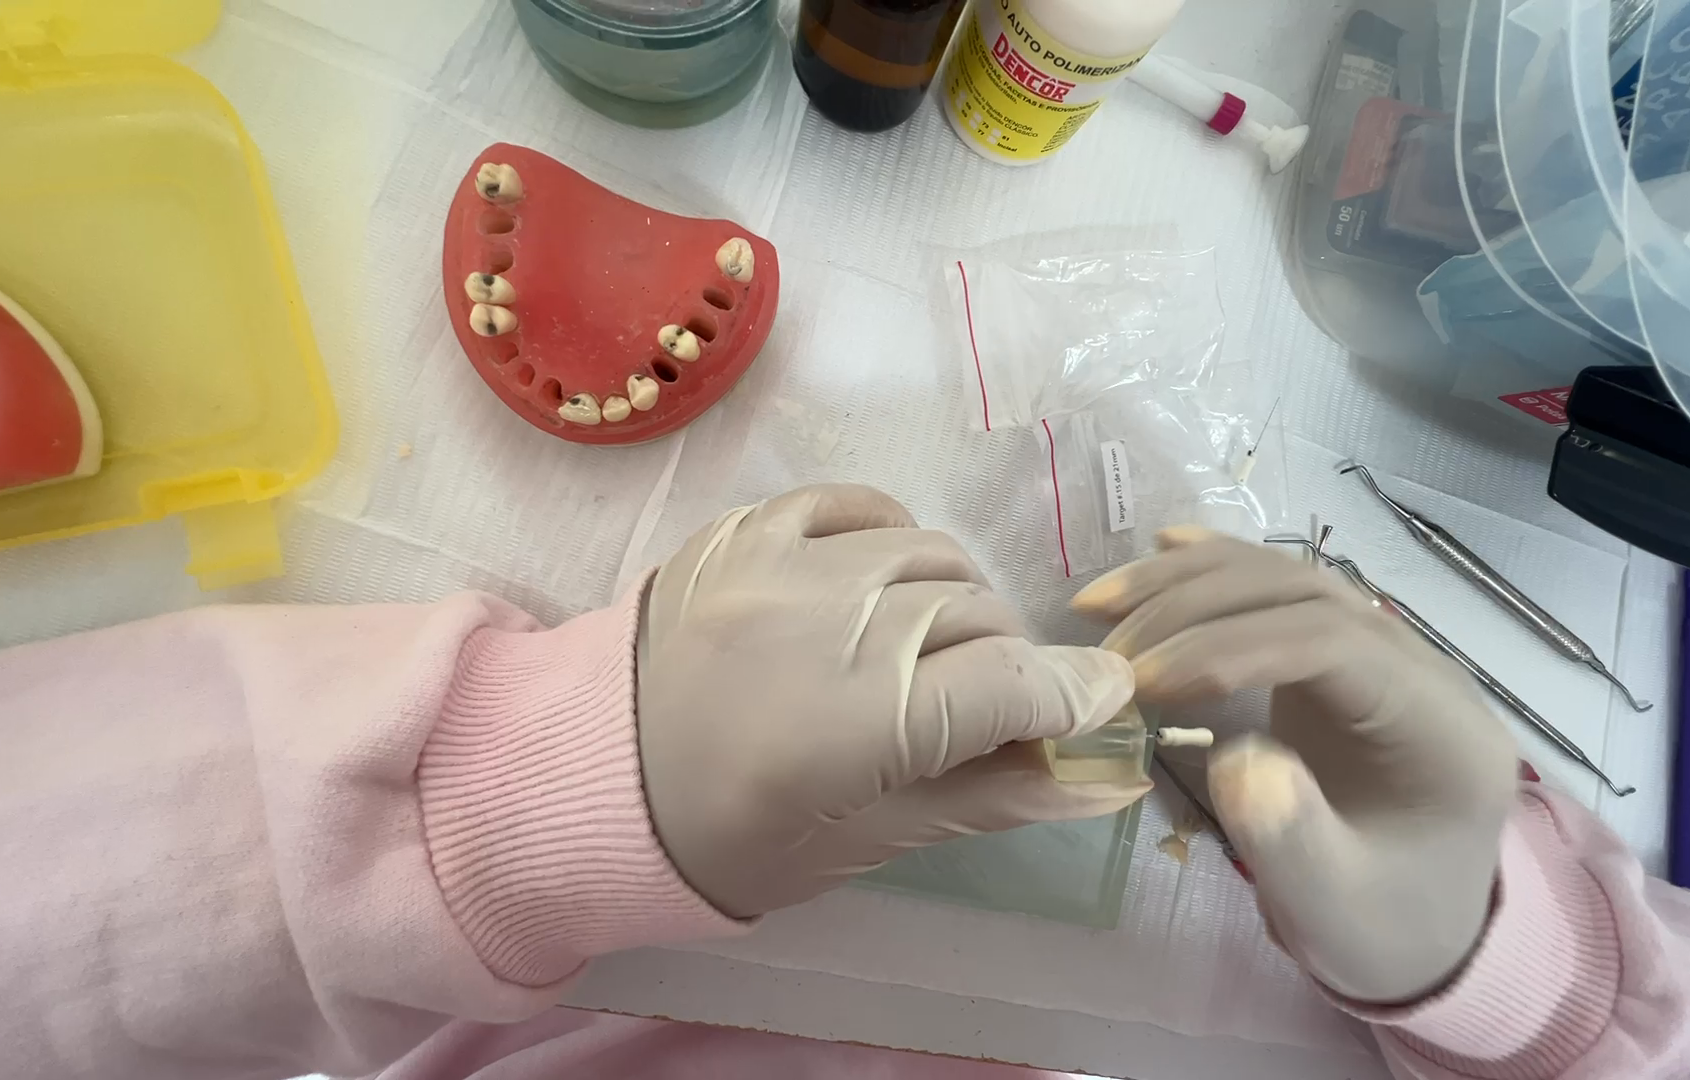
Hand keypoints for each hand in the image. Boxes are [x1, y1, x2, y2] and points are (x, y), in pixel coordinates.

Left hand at [638, 484, 1149, 917]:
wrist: (590, 774)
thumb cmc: (729, 837)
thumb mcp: (864, 843)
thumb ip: (989, 796)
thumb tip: (1099, 773)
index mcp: (849, 725)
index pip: (1006, 687)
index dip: (1069, 696)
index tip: (1097, 704)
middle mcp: (820, 623)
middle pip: (974, 615)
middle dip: (1003, 664)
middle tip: (979, 704)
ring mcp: (777, 561)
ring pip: (929, 553)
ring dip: (953, 604)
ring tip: (920, 647)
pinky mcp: (745, 528)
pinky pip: (857, 504)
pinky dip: (891, 538)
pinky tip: (879, 582)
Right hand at [1072, 528, 1517, 1003]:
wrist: (1408, 913)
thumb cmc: (1375, 916)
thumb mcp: (1333, 908)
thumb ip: (1291, 839)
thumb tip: (1234, 759)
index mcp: (1438, 726)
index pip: (1331, 642)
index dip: (1227, 648)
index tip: (1142, 684)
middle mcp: (1415, 662)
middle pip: (1296, 590)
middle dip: (1187, 609)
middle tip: (1108, 654)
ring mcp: (1375, 642)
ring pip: (1274, 573)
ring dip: (1180, 578)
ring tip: (1097, 601)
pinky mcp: (1332, 641)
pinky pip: (1270, 582)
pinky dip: (1208, 563)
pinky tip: (1161, 545)